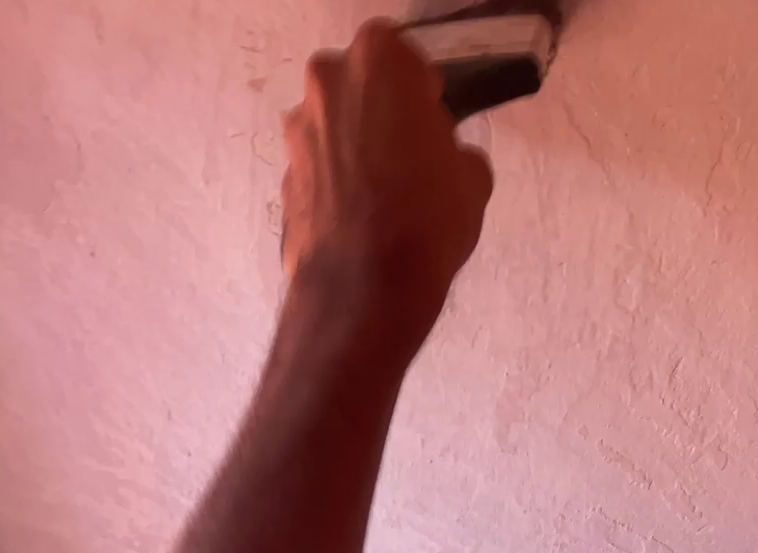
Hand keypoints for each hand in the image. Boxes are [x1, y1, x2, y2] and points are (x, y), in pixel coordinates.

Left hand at [282, 21, 494, 310]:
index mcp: (380, 61)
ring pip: (334, 129)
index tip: (431, 125)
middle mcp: (327, 82)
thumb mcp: (472, 181)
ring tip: (384, 199)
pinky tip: (360, 221)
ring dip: (355, 151)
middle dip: (382, 116)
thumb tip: (446, 160)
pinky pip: (319, 171)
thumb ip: (456, 152)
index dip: (421, 94)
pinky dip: (336, 186)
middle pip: (360, 88)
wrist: (368, 287)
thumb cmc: (428, 220)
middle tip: (409, 161)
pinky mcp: (284, 178)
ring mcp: (298, 132)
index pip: (404, 59)